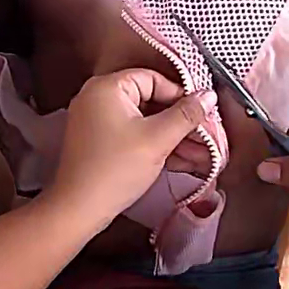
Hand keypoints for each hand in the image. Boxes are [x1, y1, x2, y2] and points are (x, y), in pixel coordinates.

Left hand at [50, 69, 212, 228]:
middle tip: (205, 135)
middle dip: (180, 121)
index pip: (154, 79)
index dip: (180, 95)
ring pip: (145, 121)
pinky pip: (134, 134)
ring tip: (200, 153)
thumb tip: (209, 95)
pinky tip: (181, 159)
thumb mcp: (158, 138)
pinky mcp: (101, 142)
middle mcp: (98, 98)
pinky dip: (155, 144)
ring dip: (173, 136)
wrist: (79, 208)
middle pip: (150, 100)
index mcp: (108, 88)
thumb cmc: (116, 169)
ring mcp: (97, 121)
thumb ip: (186, 114)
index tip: (201, 113)